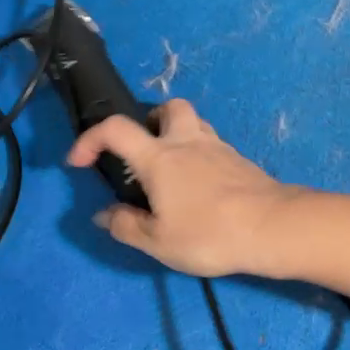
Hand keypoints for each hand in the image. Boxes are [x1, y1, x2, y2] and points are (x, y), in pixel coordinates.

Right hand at [66, 99, 299, 277]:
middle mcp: (188, 141)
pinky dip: (198, 155)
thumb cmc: (208, 233)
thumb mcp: (157, 241)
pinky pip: (211, 144)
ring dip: (176, 137)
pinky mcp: (238, 159)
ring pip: (193, 124)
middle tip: (141, 153)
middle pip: (169, 107)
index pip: (116, 129)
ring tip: (169, 174)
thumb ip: (126, 226)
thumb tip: (104, 214)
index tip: (78, 162)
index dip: (90, 139)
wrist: (271, 225)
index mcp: (159, 157)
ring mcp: (218, 147)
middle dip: (149, 121)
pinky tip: (198, 187)